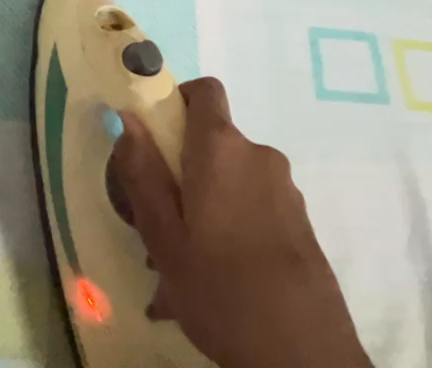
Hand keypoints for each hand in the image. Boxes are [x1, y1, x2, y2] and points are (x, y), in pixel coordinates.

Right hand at [112, 77, 371, 367]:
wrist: (303, 354)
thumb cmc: (219, 287)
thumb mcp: (162, 235)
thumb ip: (142, 172)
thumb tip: (128, 118)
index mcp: (221, 148)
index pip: (205, 91)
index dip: (178, 101)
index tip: (156, 140)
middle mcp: (258, 155)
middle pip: (214, 142)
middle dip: (183, 171)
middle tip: (159, 225)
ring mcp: (285, 190)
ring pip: (232, 180)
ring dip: (206, 206)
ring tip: (184, 267)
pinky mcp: (300, 222)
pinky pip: (254, 208)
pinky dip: (232, 228)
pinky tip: (215, 280)